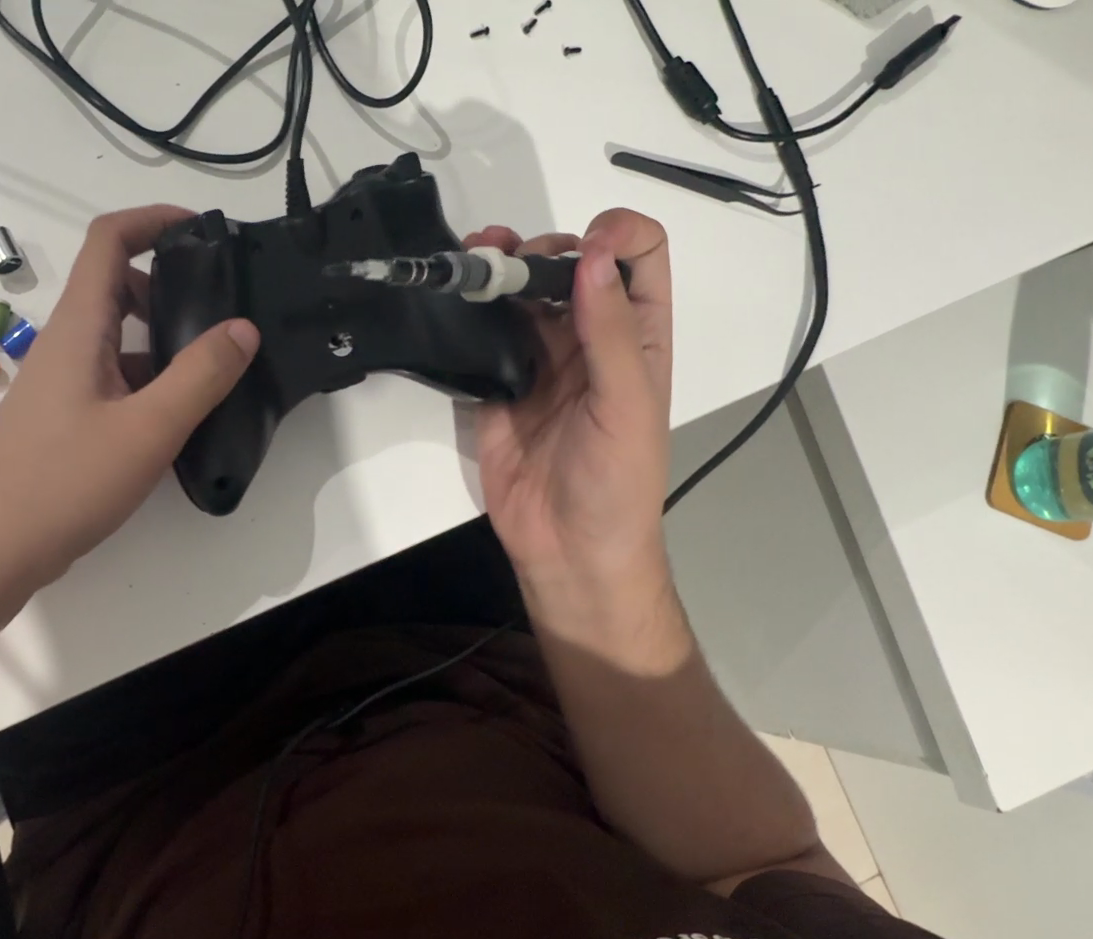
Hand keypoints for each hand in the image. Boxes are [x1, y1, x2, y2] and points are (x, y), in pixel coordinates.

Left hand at [0, 205, 259, 624]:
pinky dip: (146, 385)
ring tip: (214, 373)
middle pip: (115, 289)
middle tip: (222, 315)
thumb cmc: (65, 484)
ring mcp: (60, 386)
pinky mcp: (62, 422)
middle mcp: (63, 347)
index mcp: (77, 329)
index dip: (155, 221)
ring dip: (162, 345)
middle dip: (170, 289)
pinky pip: (110, 383)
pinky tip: (178, 422)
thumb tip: (242, 328)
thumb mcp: (146, 430)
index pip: (109, 240)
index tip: (204, 232)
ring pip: (115, 342)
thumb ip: (199, 377)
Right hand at [470, 210, 674, 629]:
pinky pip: (482, 341)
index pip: (638, 257)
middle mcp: (588, 340)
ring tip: (472, 261)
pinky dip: (468, 317)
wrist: (567, 549)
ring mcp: (538, 363)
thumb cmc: (618, 482)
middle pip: (569, 266)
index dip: (615, 235)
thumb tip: (593, 252)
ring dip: (499, 271)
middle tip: (510, 262)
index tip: (582, 247)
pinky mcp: (494, 390)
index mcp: (637, 336)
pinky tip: (454, 305)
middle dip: (542, 248)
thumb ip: (610, 330)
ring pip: (520, 297)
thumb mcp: (628, 403)